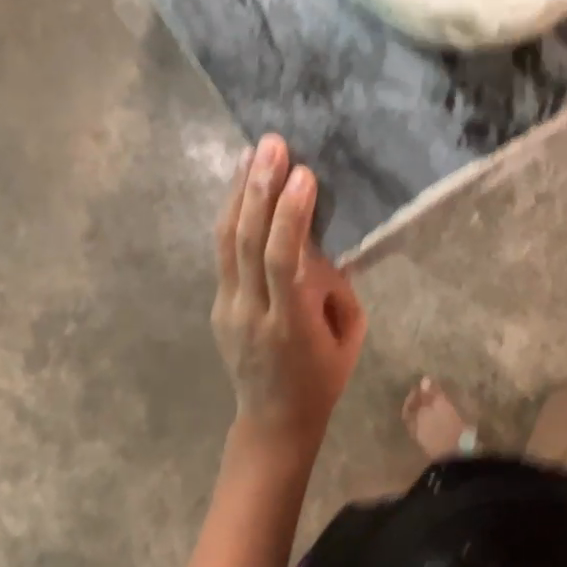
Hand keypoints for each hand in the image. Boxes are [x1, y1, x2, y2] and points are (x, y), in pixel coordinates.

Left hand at [211, 134, 366, 465]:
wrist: (274, 419)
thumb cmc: (323, 378)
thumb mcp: (348, 337)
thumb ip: (334, 289)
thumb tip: (318, 245)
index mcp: (290, 326)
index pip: (283, 262)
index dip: (290, 217)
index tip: (304, 175)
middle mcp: (251, 313)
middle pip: (246, 243)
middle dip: (259, 189)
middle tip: (272, 146)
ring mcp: (227, 308)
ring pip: (226, 241)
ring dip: (238, 192)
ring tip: (251, 153)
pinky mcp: (217, 305)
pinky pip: (223, 253)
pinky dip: (232, 214)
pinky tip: (241, 186)